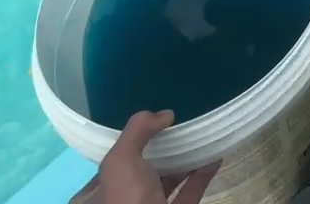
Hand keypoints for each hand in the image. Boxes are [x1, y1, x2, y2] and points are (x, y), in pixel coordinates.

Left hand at [70, 110, 221, 203]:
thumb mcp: (120, 162)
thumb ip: (137, 131)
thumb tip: (164, 115)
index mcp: (94, 198)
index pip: (111, 164)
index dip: (131, 141)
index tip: (154, 123)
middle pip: (141, 171)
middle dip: (161, 149)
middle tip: (181, 126)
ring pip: (166, 183)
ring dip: (184, 161)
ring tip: (202, 136)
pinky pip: (189, 192)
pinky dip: (202, 174)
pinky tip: (215, 156)